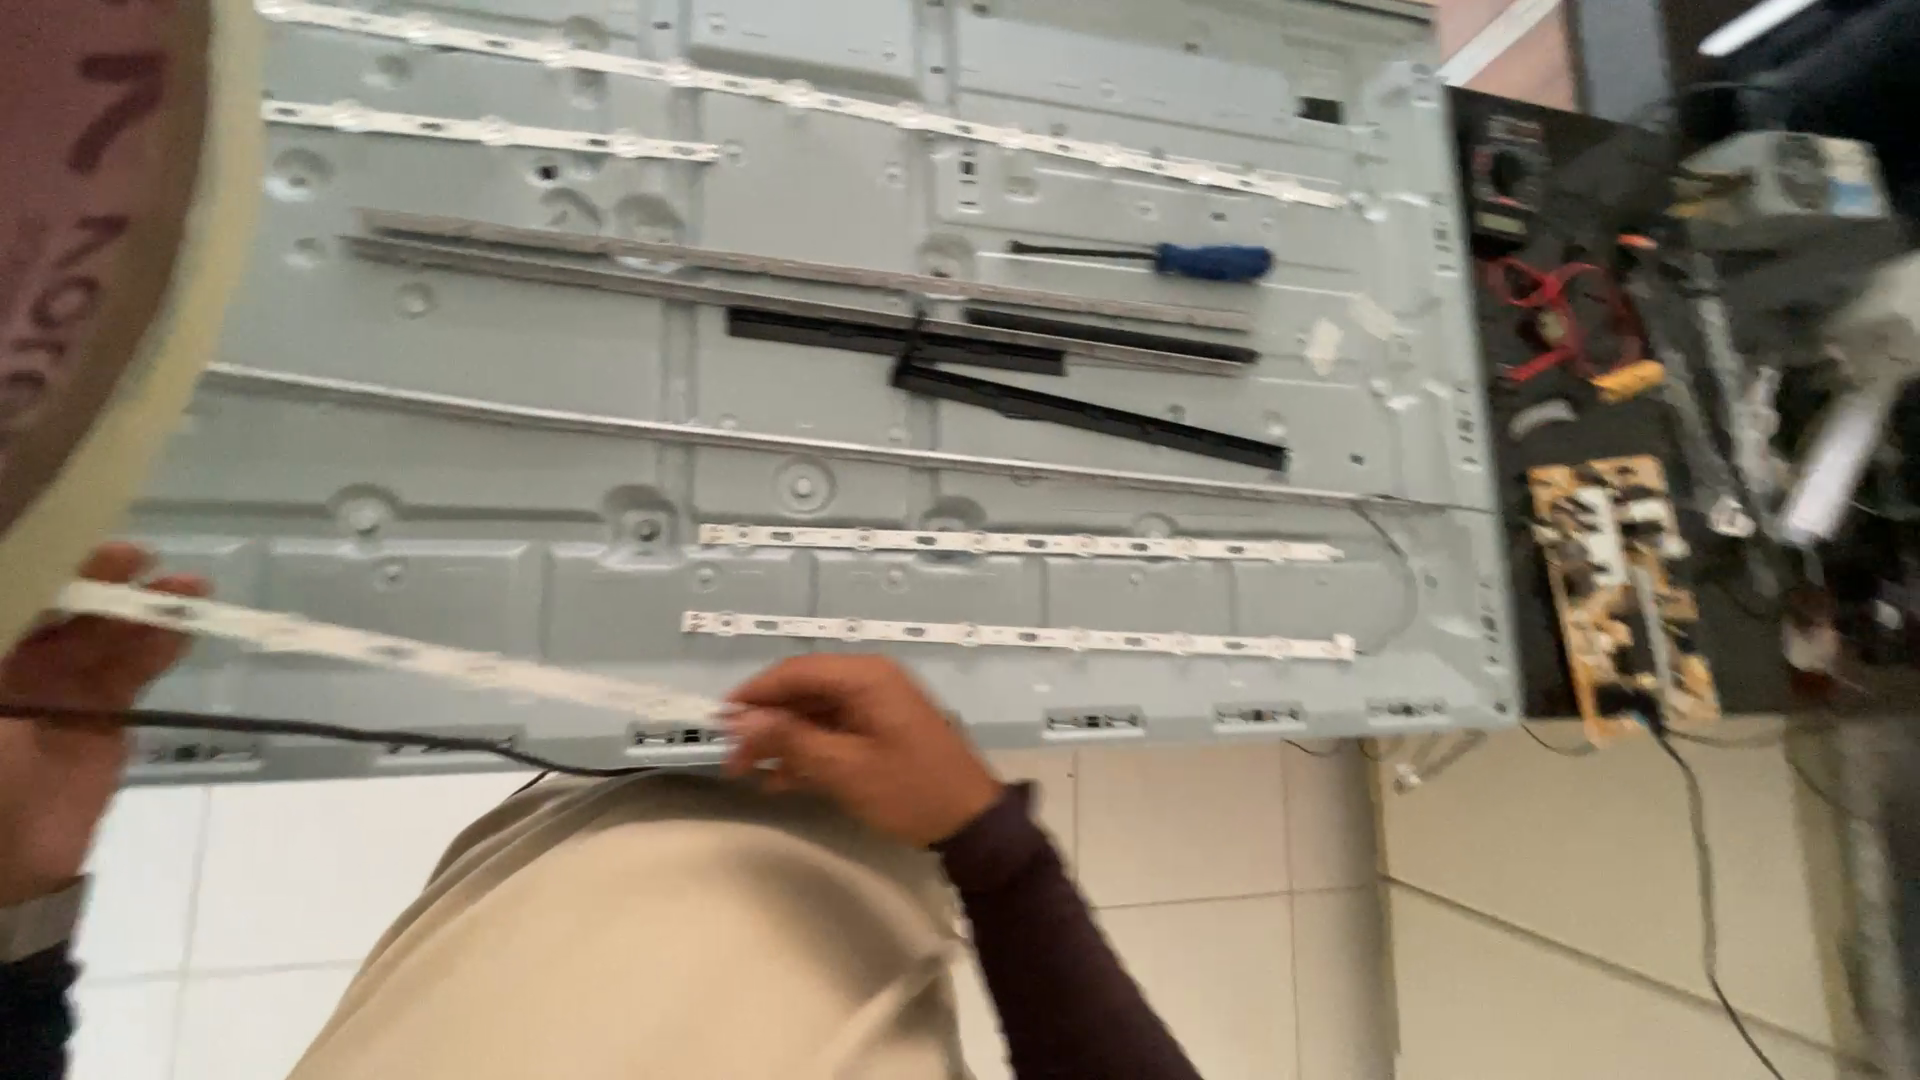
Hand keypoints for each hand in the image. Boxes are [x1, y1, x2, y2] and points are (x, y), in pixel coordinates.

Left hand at [0, 544, 205, 907]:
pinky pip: (139, 664)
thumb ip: (10, 641)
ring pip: (101, 631)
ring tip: (186, 586)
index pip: (5, 598)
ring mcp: (53, 687)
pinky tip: (188, 624)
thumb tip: (35, 594)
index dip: (32, 563)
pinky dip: (164, 642)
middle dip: (88, 578)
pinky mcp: (105, 709)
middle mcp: (5, 664)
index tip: (64, 536)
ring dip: (142, 608)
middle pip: (50, 607)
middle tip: (130, 557)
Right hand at [724, 655, 1002, 847]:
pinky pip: (834, 733)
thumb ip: (791, 739)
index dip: (754, 694)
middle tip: (732, 760)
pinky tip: (780, 781)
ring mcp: (876, 707)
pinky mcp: (880, 732)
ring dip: (783, 741)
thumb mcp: (845, 767)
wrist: (971, 821)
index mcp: (866, 677)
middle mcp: (870, 682)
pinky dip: (808, 753)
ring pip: (815, 715)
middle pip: (803, 692)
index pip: (796, 671)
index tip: (717, 721)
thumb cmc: (910, 789)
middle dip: (765, 724)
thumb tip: (739, 720)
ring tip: (747, 774)